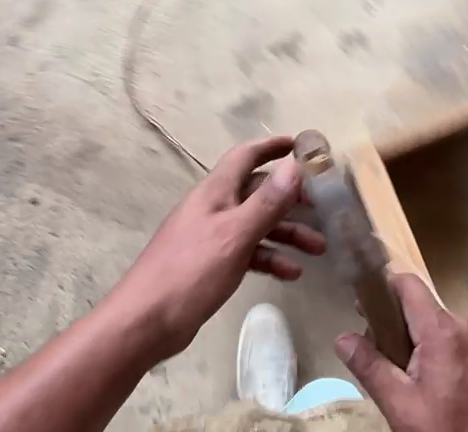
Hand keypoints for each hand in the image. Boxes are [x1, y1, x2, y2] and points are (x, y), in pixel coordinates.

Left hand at [106, 136, 326, 359]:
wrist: (145, 322)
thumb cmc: (191, 271)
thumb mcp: (235, 234)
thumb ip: (267, 201)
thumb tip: (294, 165)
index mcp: (216, 190)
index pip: (246, 155)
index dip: (272, 146)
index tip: (300, 145)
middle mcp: (214, 207)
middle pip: (257, 192)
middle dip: (290, 198)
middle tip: (322, 208)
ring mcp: (211, 236)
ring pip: (256, 224)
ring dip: (286, 233)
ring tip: (318, 249)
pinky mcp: (211, 264)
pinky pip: (247, 251)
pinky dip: (269, 257)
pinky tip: (290, 273)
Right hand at [335, 274, 467, 431]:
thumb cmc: (445, 431)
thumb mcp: (401, 405)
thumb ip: (370, 368)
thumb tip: (342, 339)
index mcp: (441, 328)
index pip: (406, 283)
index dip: (381, 289)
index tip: (361, 311)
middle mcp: (459, 326)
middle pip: (416, 305)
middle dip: (390, 322)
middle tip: (372, 351)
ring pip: (428, 324)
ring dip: (405, 339)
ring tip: (392, 373)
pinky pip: (443, 341)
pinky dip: (424, 351)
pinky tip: (416, 382)